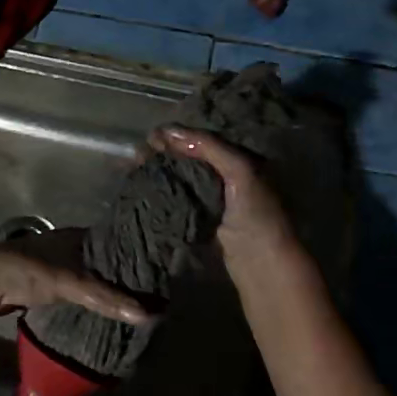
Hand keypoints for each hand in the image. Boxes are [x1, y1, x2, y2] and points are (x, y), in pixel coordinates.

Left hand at [0, 234, 145, 324]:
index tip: (161, 272)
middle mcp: (71, 245)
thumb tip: (151, 313)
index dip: (138, 255)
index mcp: (79, 235)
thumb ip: (107, 298)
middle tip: (151, 294)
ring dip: (107, 288)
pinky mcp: (49, 283)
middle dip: (125, 275)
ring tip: (134, 305)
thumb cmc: (29, 271)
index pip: (118, 242)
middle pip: (106, 260)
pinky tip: (103, 311)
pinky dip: (91, 299)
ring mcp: (59, 264)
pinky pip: (79, 290)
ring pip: (92, 275)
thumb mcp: (72, 284)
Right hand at [148, 127, 300, 260]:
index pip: (204, 141)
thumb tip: (168, 131)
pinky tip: (142, 187)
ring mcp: (212, 200)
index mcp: (241, 160)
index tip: (152, 138)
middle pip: (188, 158)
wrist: (263, 264)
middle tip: (137, 155)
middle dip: (164, 153)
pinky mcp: (200, 221)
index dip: (179, 136)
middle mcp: (226, 176)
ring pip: (180, 178)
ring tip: (133, 167)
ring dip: (158, 171)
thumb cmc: (257, 214)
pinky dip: (161, 192)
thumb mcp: (240, 170)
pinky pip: (177, 199)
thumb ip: (209, 147)